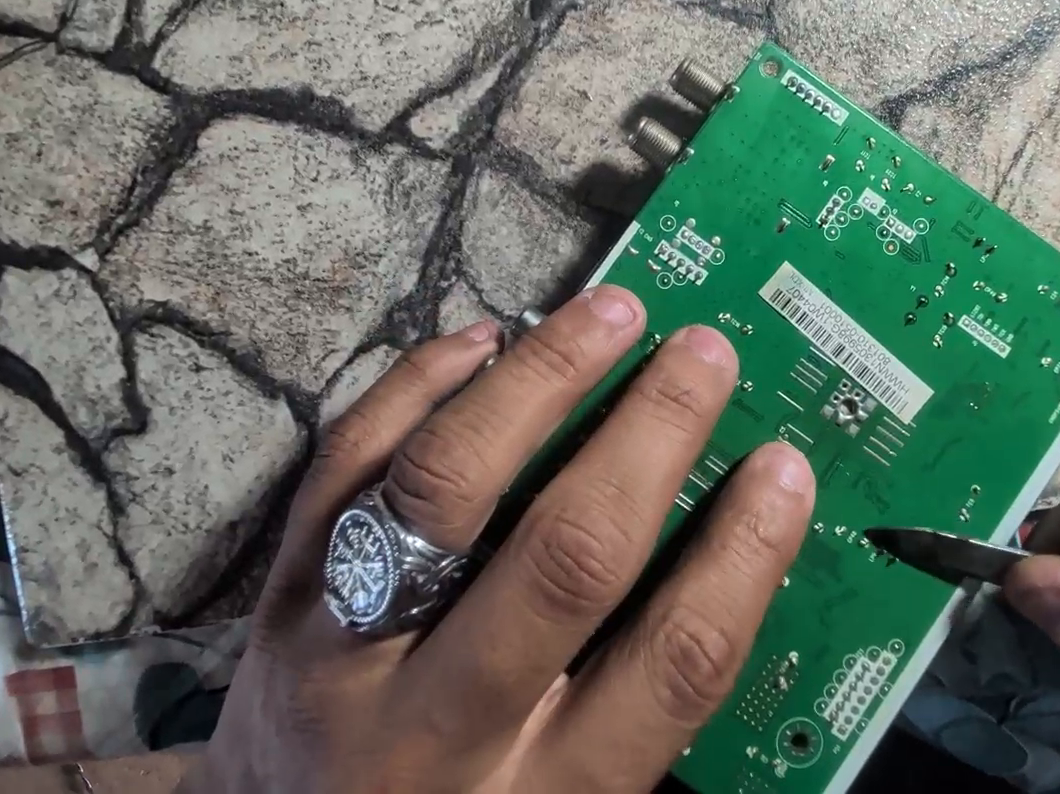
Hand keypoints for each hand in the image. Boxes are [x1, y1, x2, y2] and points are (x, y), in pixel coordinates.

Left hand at [185, 286, 815, 792]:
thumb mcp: (560, 793)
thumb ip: (630, 692)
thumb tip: (723, 542)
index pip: (669, 665)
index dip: (740, 555)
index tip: (782, 466)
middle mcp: (439, 720)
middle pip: (562, 556)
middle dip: (647, 435)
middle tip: (701, 353)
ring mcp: (341, 641)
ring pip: (444, 482)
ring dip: (538, 379)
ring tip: (606, 314)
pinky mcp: (278, 586)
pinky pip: (349, 455)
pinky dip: (422, 381)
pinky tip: (484, 337)